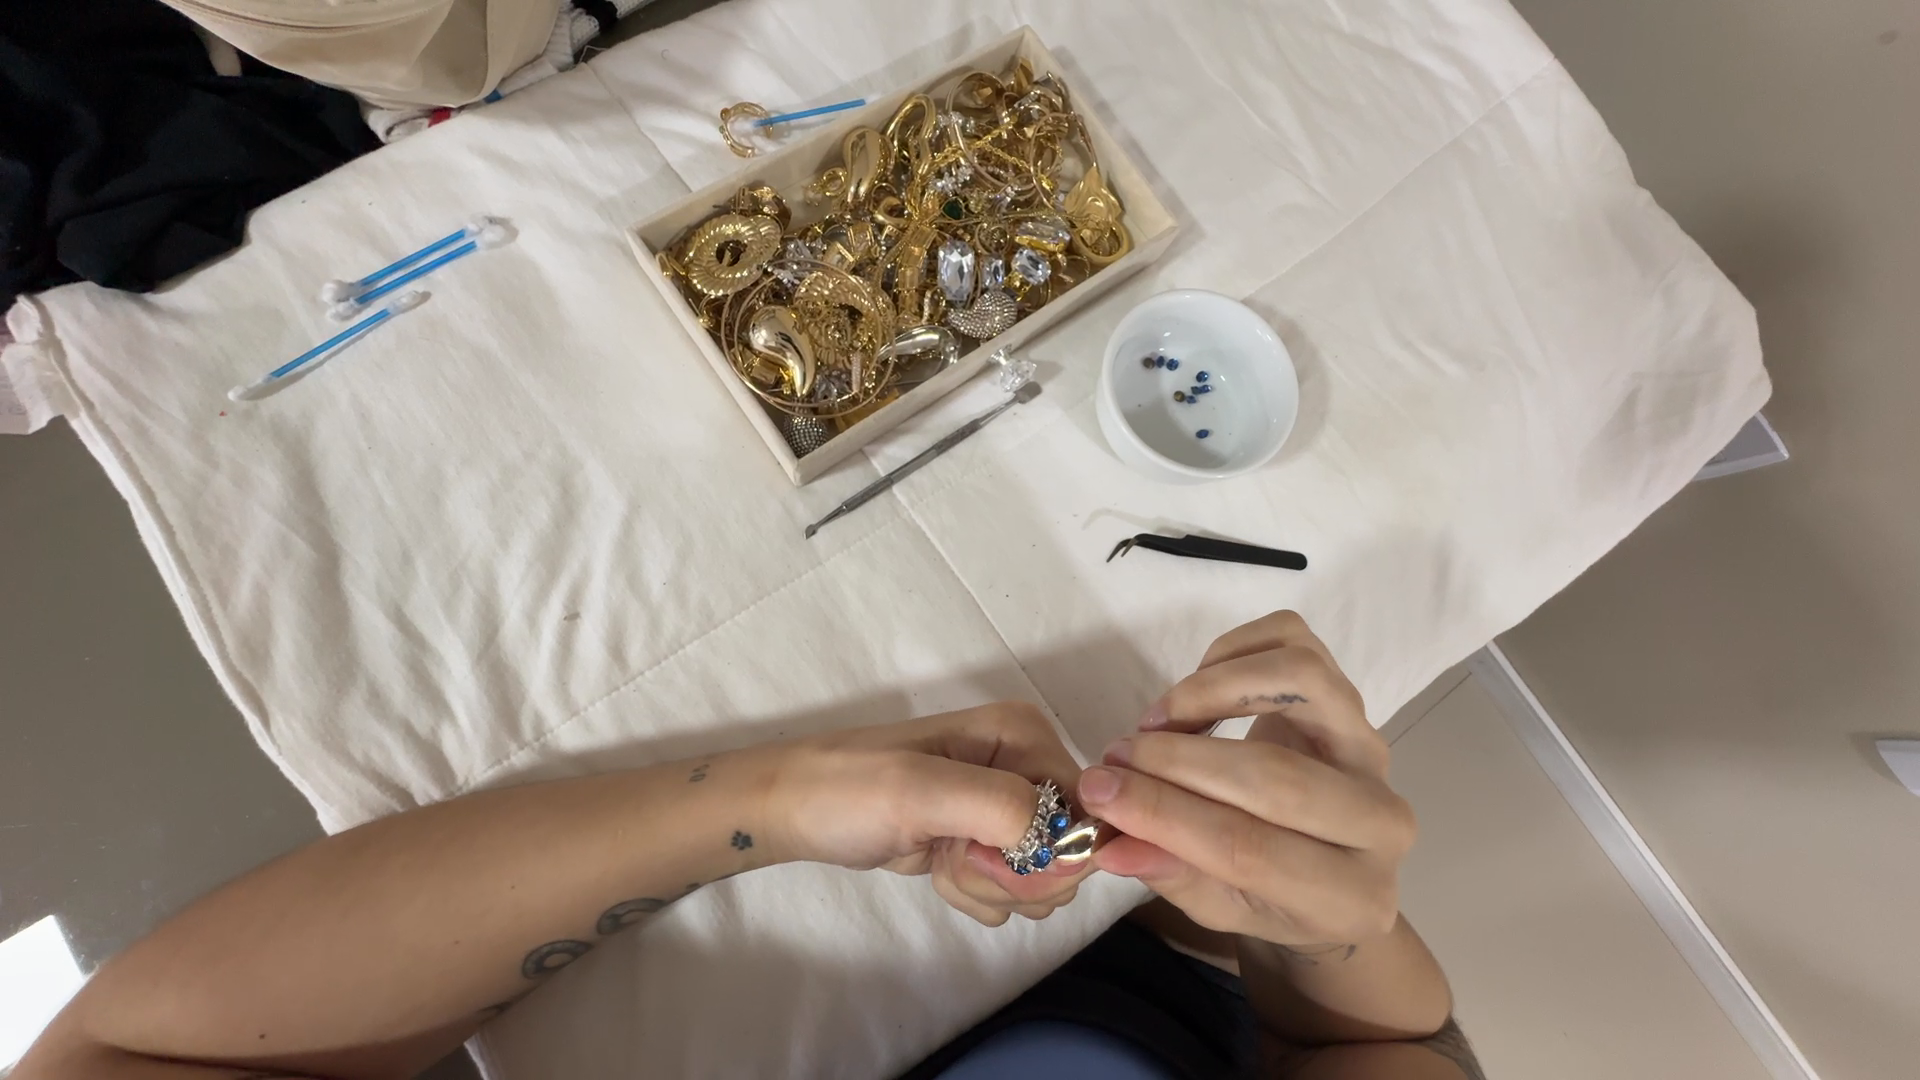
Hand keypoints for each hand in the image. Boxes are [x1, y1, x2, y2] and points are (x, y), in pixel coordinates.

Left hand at [765, 702, 1094, 925]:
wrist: (796, 810)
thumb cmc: (849, 789)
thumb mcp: (918, 790)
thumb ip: (998, 807)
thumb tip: (1070, 839)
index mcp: (1022, 733)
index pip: (1087, 807)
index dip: (1051, 850)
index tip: (991, 856)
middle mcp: (1024, 764)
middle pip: (1069, 849)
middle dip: (1013, 871)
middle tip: (957, 855)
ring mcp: (1004, 804)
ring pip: (1043, 877)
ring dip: (991, 885)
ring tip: (941, 857)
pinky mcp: (984, 839)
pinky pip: (1013, 889)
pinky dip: (977, 892)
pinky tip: (938, 867)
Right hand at [1080, 611, 1414, 946]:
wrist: (1330, 857)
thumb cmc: (1270, 890)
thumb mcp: (1216, 904)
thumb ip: (1167, 872)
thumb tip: (1107, 839)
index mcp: (1350, 895)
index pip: (1250, 849)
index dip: (1164, 814)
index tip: (1098, 790)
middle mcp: (1380, 820)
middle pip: (1273, 774)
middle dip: (1173, 759)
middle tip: (1115, 755)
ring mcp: (1369, 745)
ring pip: (1301, 681)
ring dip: (1209, 691)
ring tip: (1158, 719)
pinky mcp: (1351, 693)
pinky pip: (1294, 640)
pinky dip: (1232, 651)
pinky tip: (1198, 689)